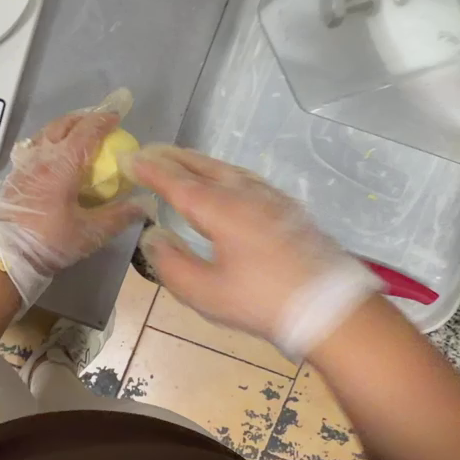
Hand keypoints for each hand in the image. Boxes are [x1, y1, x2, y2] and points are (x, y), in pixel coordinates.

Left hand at [0, 105, 148, 308]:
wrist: (7, 257)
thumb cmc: (50, 242)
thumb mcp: (90, 233)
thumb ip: (119, 216)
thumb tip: (144, 204)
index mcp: (62, 164)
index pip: (87, 131)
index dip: (105, 118)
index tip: (119, 112)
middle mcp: (41, 157)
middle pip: (64, 124)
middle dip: (85, 117)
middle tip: (101, 120)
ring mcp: (24, 165)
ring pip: (45, 133)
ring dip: (65, 127)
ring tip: (79, 132)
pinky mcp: (14, 176)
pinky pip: (33, 147)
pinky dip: (48, 141)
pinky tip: (53, 153)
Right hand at [127, 145, 381, 358]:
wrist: (330, 306)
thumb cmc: (260, 301)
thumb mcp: (204, 292)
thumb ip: (171, 263)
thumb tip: (152, 236)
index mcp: (220, 209)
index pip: (176, 182)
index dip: (151, 170)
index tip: (129, 159)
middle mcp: (245, 194)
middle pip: (203, 167)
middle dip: (174, 158)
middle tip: (150, 152)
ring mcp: (271, 199)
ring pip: (228, 170)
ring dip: (199, 163)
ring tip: (181, 162)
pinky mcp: (288, 210)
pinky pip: (246, 180)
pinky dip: (224, 174)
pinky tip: (226, 183)